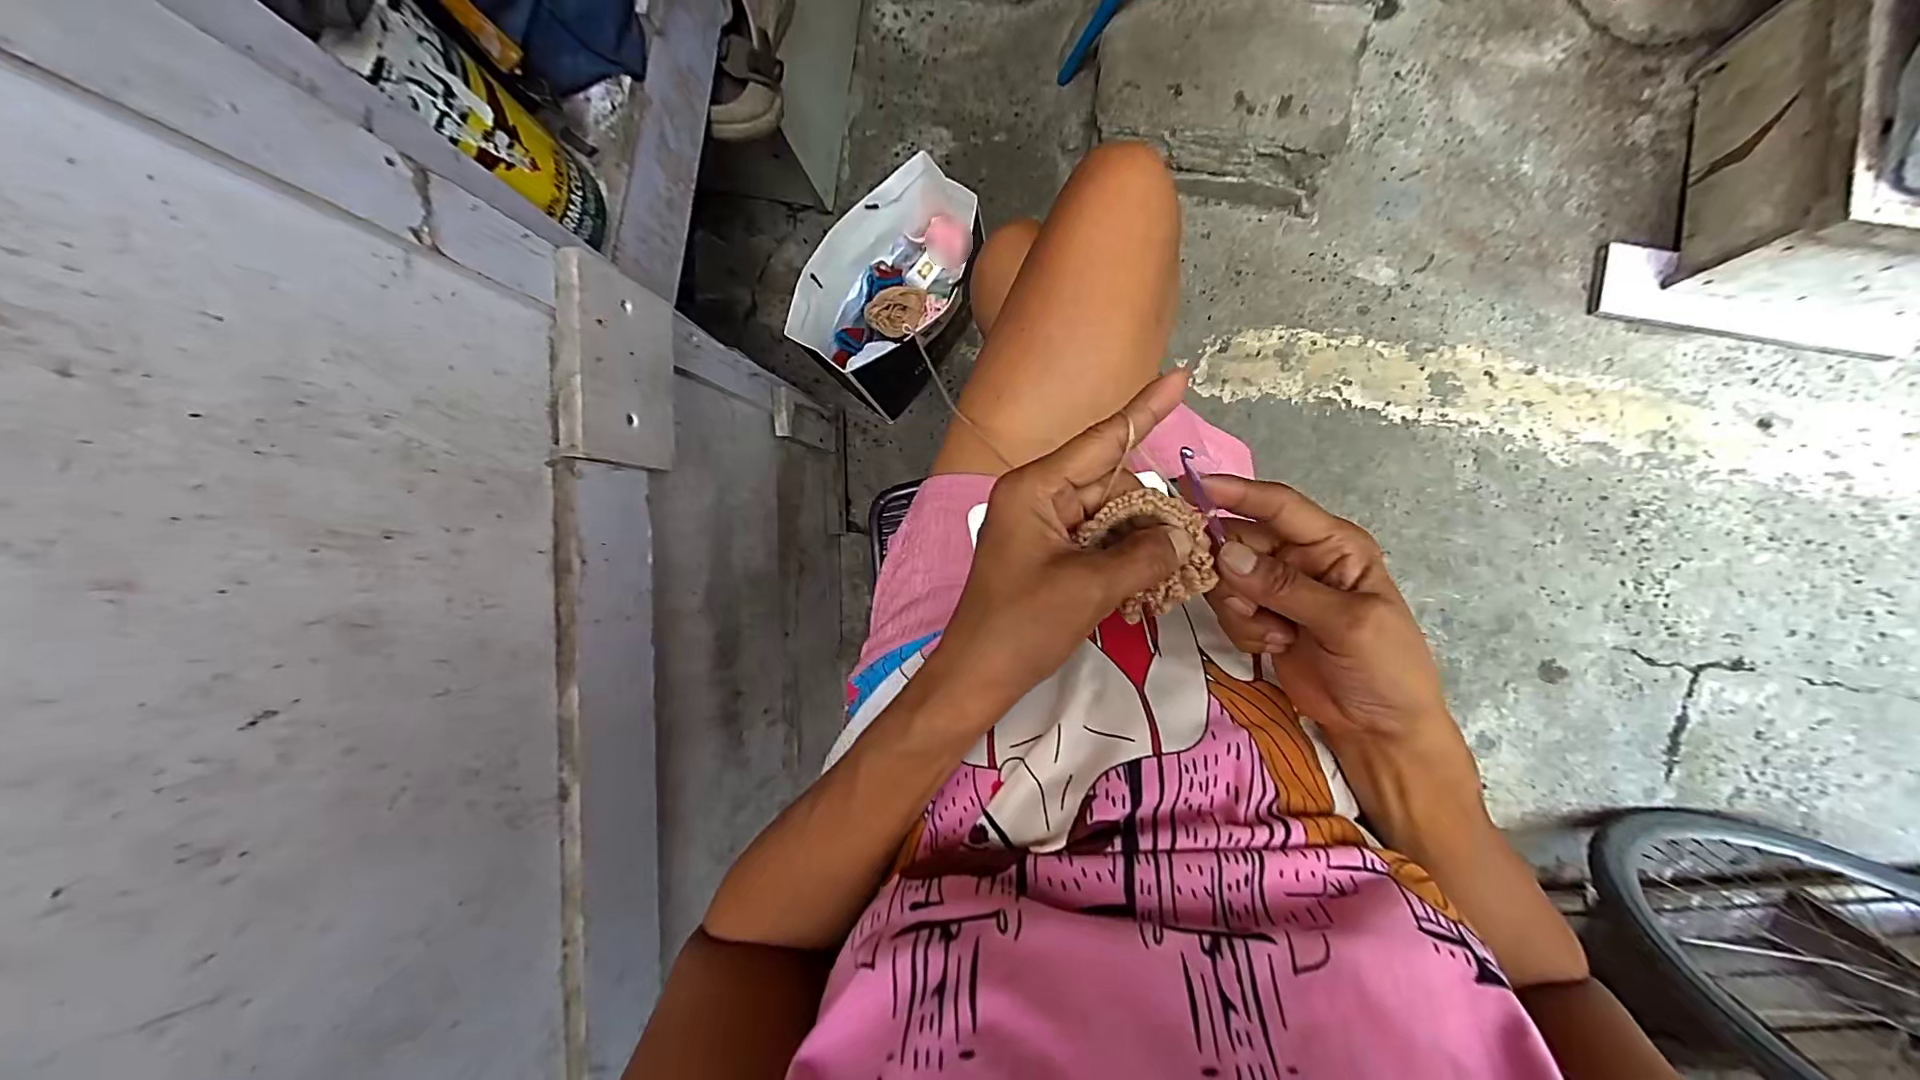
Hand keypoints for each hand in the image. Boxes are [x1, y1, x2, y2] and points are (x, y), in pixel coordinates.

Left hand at [931, 371, 1194, 711]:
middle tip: (1188, 541)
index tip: (1180, 376)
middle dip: (1151, 508)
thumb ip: (1143, 554)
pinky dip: (1122, 556)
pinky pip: (1095, 540)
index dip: (1146, 410)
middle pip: (1111, 483)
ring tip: (1171, 568)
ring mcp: (1040, 526)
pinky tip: (1147, 579)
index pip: (1102, 441)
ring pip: (1107, 515)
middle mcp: (1036, 497)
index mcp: (1035, 488)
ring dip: (1140, 538)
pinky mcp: (1045, 554)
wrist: (976, 675)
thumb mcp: (1090, 588)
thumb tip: (1180, 535)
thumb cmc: (1021, 627)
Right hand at [1195, 475, 1451, 746]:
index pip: (1278, 506)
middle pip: (1238, 541)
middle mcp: (1299, 557)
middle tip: (1246, 606)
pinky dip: (1242, 628)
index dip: (1236, 493)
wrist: (1380, 729)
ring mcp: (1277, 587)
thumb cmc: (1385, 669)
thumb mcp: (1346, 624)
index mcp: (1333, 543)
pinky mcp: (1260, 615)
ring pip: (1225, 577)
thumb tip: (1225, 554)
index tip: (1192, 486)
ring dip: (1239, 608)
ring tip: (1275, 634)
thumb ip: (1284, 587)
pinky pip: (1227, 607)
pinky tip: (1274, 645)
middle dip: (1232, 574)